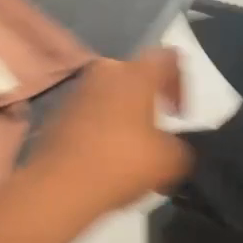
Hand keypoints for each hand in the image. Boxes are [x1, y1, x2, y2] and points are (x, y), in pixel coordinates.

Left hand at [29, 50, 192, 216]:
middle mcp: (105, 71)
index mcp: (135, 72)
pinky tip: (108, 158)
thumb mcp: (170, 160)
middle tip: (159, 132)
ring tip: (134, 150)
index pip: (168, 57)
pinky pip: (92, 111)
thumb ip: (183, 147)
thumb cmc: (121, 161)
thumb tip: (176, 147)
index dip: (181, 83)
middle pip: (137, 75)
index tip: (181, 114)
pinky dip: (104, 128)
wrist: (60, 184)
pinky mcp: (59, 112)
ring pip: (112, 94)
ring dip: (126, 116)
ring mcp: (78, 90)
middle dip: (150, 101)